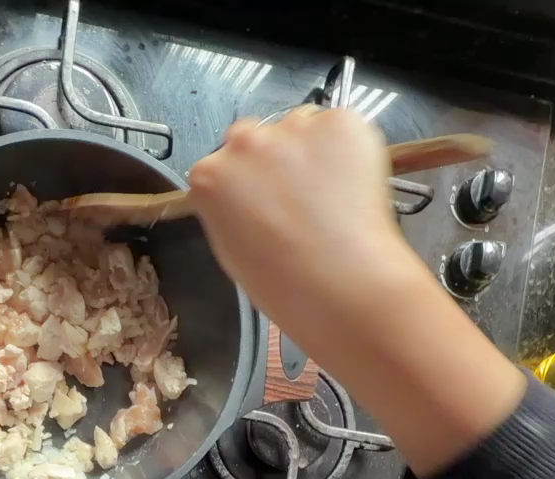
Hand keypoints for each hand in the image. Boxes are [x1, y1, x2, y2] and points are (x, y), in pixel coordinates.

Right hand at [187, 107, 427, 344]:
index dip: (240, 184)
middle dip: (268, 160)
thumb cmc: (282, 280)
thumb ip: (229, 209)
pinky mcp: (336, 122)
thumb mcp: (230, 250)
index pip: (218, 165)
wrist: (335, 279)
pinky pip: (338, 127)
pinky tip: (345, 187)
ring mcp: (291, 127)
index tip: (254, 200)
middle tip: (291, 197)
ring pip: (298, 127)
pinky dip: (344, 150)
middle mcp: (244, 144)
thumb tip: (245, 198)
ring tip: (323, 198)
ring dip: (307, 152)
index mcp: (209, 177)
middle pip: (252, 137)